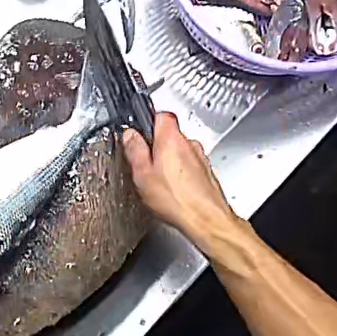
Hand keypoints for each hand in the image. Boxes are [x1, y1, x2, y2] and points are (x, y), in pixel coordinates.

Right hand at [121, 111, 241, 249]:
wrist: (206, 220)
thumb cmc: (177, 200)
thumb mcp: (142, 174)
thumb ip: (135, 150)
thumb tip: (130, 135)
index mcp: (171, 139)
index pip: (161, 115)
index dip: (148, 122)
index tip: (139, 134)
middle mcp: (189, 144)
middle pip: (170, 134)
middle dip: (156, 146)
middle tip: (145, 164)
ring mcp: (201, 158)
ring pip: (180, 151)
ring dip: (169, 161)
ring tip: (159, 181)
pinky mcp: (207, 173)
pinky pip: (189, 165)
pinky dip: (180, 173)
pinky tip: (173, 190)